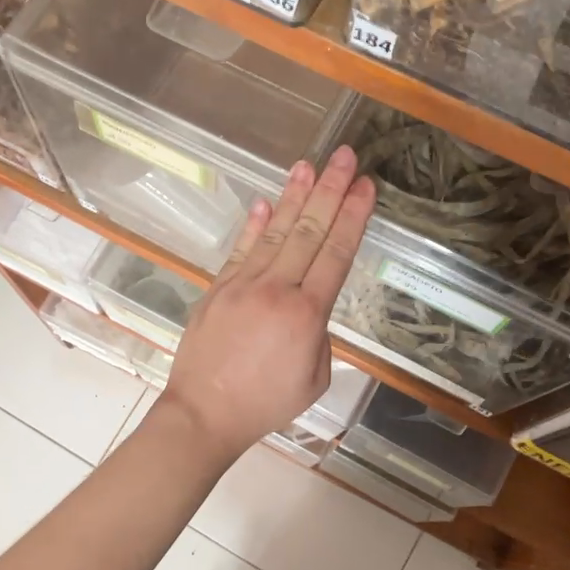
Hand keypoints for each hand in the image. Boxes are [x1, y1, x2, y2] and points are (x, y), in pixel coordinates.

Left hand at [156, 145, 375, 459]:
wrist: (204, 413)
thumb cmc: (264, 405)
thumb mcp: (314, 381)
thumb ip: (319, 338)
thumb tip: (309, 311)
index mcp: (306, 315)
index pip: (336, 254)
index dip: (353, 217)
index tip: (365, 186)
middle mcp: (276, 290)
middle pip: (308, 232)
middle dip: (330, 191)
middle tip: (344, 156)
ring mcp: (242, 285)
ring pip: (274, 232)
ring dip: (294, 196)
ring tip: (309, 165)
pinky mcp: (217, 288)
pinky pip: (240, 249)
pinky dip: (253, 224)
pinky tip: (266, 201)